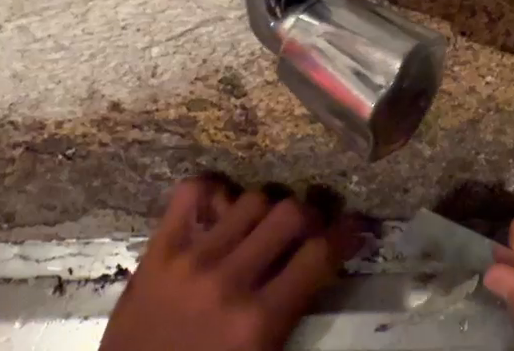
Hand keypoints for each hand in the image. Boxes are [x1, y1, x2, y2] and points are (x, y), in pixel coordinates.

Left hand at [99, 177, 356, 350]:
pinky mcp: (157, 251)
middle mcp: (229, 282)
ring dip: (267, 209)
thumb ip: (289, 314)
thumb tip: (320, 266)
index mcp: (258, 322)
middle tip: (308, 228)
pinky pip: (192, 193)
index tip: (356, 226)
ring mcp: (190, 260)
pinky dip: (213, 191)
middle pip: (290, 213)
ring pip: (251, 199)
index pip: (319, 256)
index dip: (347, 234)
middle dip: (309, 216)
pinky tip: (222, 208)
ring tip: (263, 225)